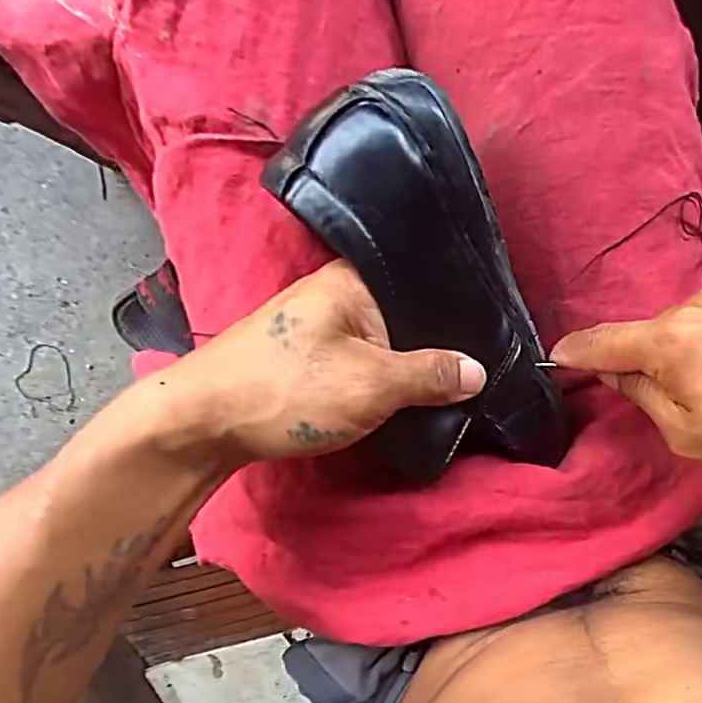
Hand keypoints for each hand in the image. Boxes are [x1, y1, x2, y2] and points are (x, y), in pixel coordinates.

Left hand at [116, 260, 485, 462]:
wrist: (205, 422)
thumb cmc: (289, 391)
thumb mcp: (373, 384)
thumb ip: (430, 375)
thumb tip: (479, 371)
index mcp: (356, 280)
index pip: (426, 286)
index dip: (461, 313)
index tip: (496, 341)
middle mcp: (340, 292)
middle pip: (408, 317)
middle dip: (440, 346)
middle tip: (482, 372)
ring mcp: (325, 324)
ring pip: (388, 343)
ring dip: (414, 368)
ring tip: (455, 385)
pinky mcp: (314, 356)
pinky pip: (368, 361)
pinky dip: (389, 379)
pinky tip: (410, 396)